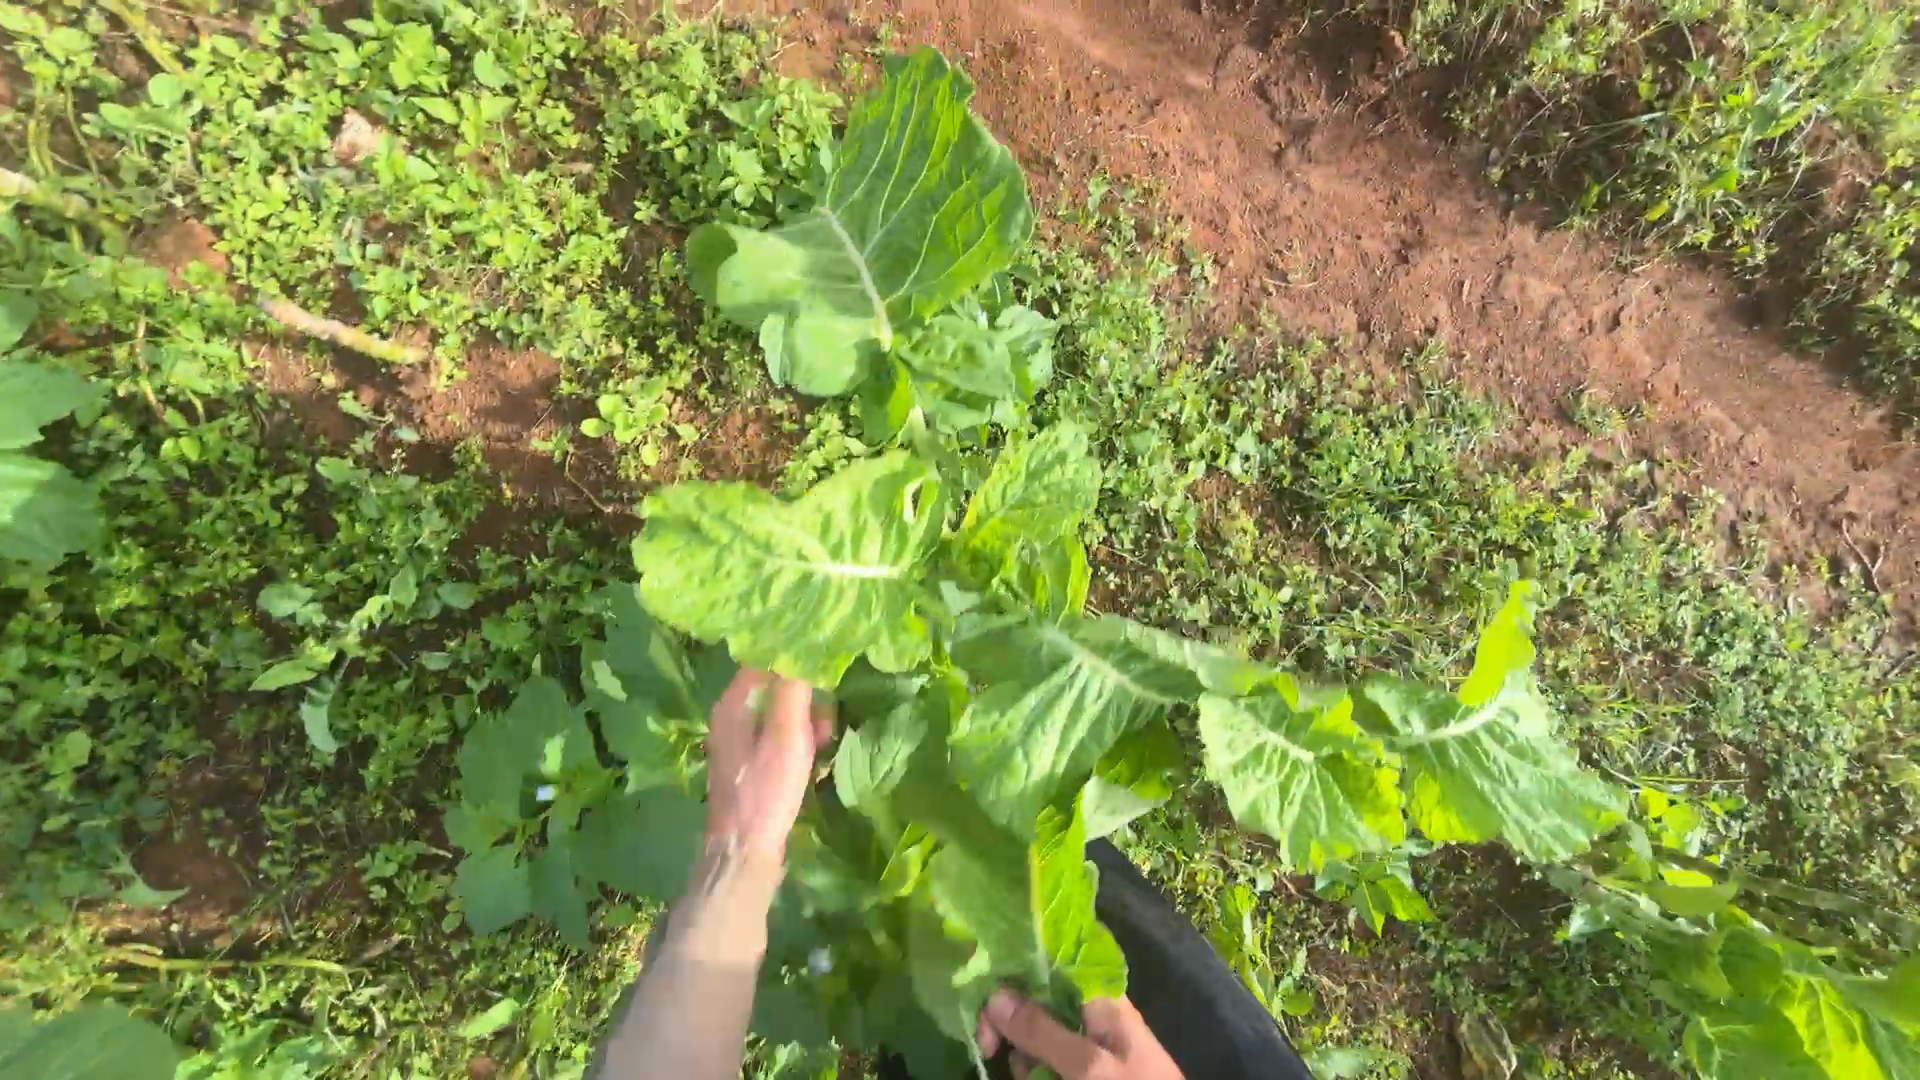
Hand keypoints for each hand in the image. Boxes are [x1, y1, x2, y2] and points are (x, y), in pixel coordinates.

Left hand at [705, 668, 831, 859]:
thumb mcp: (788, 735)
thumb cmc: (766, 790)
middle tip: (827, 721)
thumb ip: (793, 689)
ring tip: (825, 742)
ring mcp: (739, 742)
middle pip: (776, 687)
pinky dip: (799, 740)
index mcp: (733, 704)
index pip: (765, 660)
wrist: (745, 853)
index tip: (826, 667)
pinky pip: (779, 737)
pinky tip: (815, 758)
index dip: (796, 659)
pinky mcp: (749, 764)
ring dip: (808, 721)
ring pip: (781, 713)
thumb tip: (801, 646)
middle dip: (808, 698)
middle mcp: (731, 717)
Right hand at [976, 989, 1182, 1079]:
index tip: (984, 1000)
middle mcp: (1088, 1010)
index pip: (1045, 960)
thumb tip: (993, 994)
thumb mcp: (1088, 1069)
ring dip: (1020, 1057)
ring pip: (1033, 1036)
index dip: (1010, 973)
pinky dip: (1031, 1072)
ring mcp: (1085, 1044)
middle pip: (1032, 998)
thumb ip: (1041, 1031)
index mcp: (1096, 994)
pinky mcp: (1081, 1070)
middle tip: (988, 1048)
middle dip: (1008, 1023)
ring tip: (1027, 1078)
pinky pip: (1043, 1062)